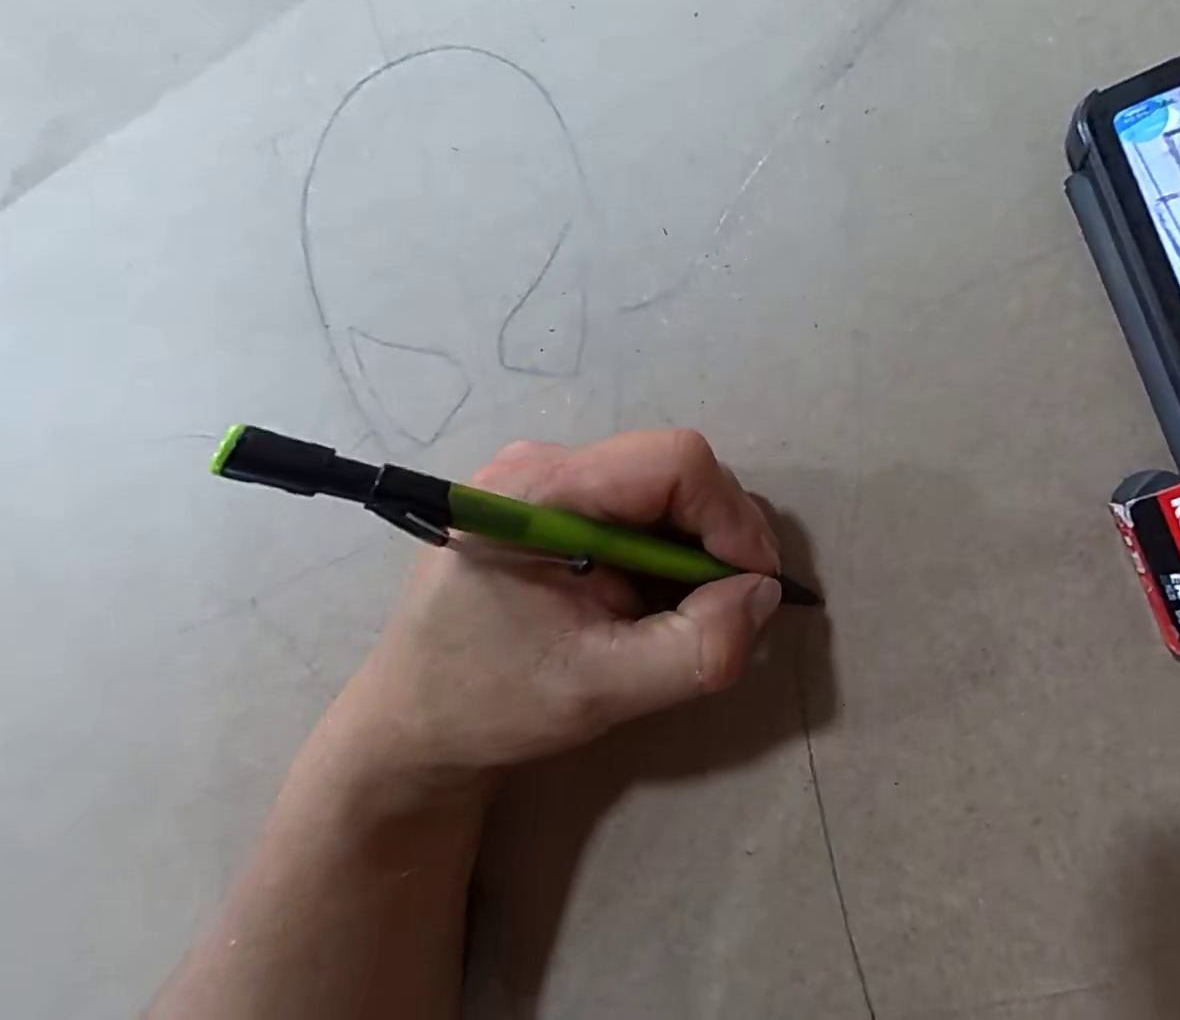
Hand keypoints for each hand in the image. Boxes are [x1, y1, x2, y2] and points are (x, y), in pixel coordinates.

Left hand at [320, 430, 784, 805]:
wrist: (416, 718)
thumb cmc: (491, 705)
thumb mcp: (602, 692)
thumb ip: (698, 648)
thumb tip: (763, 593)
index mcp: (538, 493)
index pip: (673, 461)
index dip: (729, 517)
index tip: (752, 584)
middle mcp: (544, 465)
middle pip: (675, 470)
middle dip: (721, 536)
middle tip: (727, 606)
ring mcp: (549, 479)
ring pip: (666, 489)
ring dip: (699, 546)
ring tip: (684, 608)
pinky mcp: (559, 501)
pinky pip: (644, 506)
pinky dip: (673, 549)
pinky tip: (653, 596)